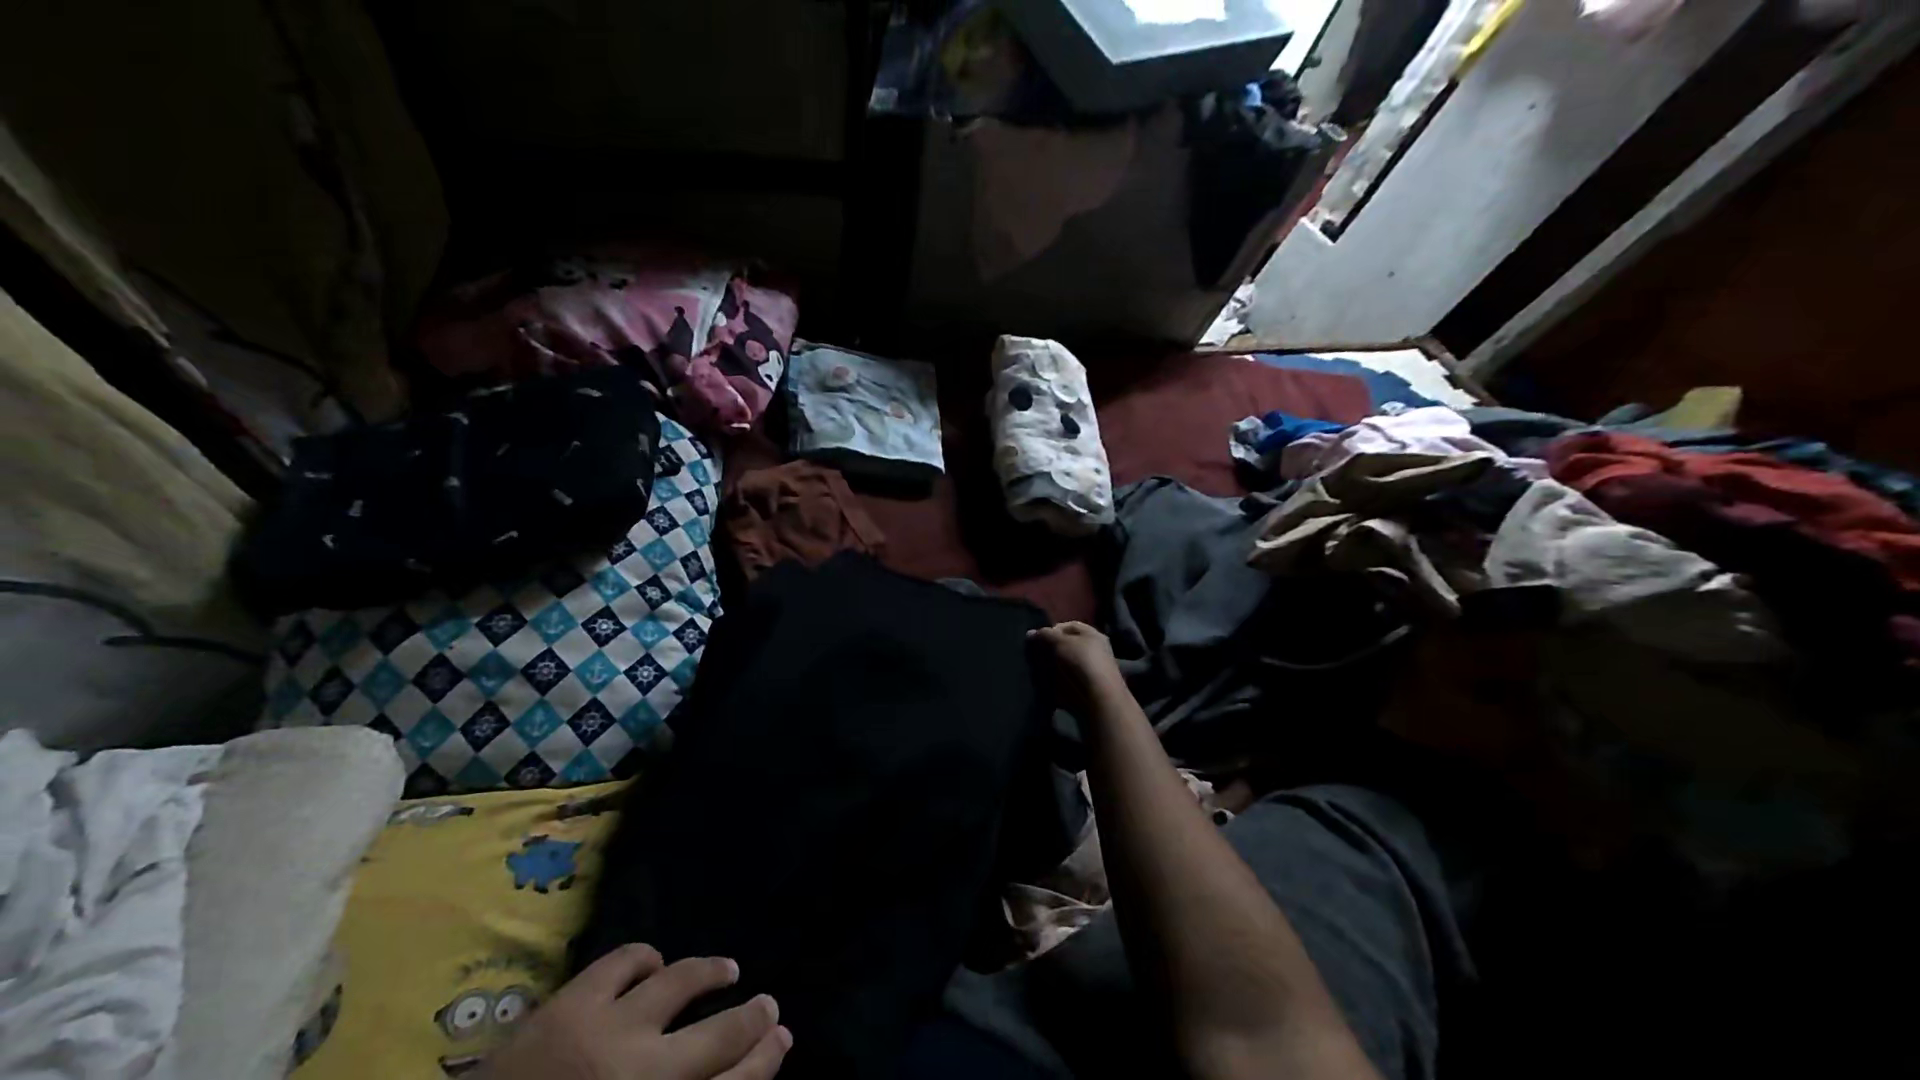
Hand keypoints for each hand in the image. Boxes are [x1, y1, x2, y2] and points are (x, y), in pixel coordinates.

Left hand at [475, 944, 790, 1079]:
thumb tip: (723, 1074)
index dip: (765, 1061)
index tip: (782, 1038)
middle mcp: (645, 1071)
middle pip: (721, 1035)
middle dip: (754, 1018)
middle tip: (769, 1003)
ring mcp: (609, 1032)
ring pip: (682, 983)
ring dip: (710, 972)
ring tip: (725, 969)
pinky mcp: (571, 1004)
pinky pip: (625, 961)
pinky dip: (645, 959)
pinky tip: (652, 964)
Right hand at [1028, 621, 1125, 713]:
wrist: (1097, 697)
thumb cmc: (1082, 661)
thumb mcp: (1061, 642)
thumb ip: (1045, 635)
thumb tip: (1030, 633)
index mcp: (1092, 635)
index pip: (1069, 626)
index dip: (1053, 629)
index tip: (1039, 638)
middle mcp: (1093, 650)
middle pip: (1066, 645)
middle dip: (1050, 648)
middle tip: (1035, 653)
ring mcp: (1088, 670)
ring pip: (1063, 662)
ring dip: (1050, 664)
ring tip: (1036, 667)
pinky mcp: (1083, 687)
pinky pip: (1063, 679)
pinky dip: (1053, 680)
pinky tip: (1043, 681)